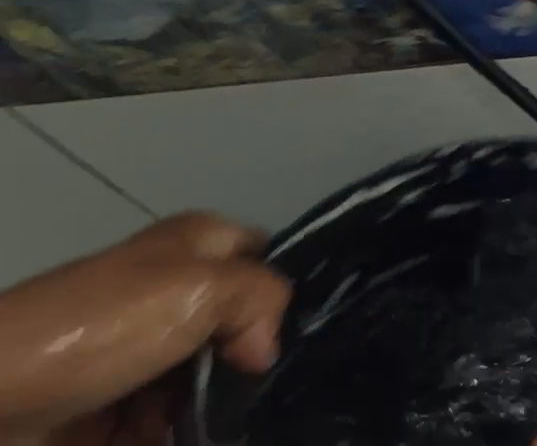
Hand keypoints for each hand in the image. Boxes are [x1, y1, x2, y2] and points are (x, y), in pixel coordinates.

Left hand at [0, 213, 291, 445]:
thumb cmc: (101, 327)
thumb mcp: (206, 287)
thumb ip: (265, 298)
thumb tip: (261, 350)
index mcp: (195, 244)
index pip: (266, 256)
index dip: (285, 287)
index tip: (300, 325)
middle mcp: (172, 293)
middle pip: (241, 322)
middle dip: (258, 354)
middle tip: (270, 379)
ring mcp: (140, 357)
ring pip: (211, 378)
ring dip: (227, 400)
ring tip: (230, 417)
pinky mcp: (111, 413)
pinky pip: (170, 423)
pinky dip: (191, 432)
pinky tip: (203, 434)